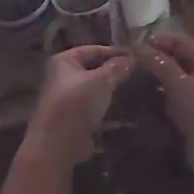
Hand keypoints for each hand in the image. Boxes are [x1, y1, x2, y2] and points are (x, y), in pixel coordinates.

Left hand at [25, 46, 133, 163]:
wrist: (58, 143)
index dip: (112, 51)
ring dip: (109, 90)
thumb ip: (116, 68)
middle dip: (112, 71)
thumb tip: (130, 58)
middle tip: (135, 72)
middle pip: (91, 69)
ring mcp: (66, 99)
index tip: (133, 55)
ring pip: (93, 89)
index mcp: (64, 62)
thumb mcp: (101, 80)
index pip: (91, 50)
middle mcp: (62, 77)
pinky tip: (122, 108)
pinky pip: (92, 107)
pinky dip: (105, 107)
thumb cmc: (77, 103)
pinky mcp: (72, 118)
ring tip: (132, 89)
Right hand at [137, 33, 193, 171]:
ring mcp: (193, 98)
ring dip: (150, 81)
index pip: (180, 42)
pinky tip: (134, 101)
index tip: (133, 46)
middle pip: (173, 61)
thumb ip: (161, 65)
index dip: (158, 40)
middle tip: (124, 65)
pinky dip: (152, 100)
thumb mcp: (182, 87)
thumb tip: (138, 46)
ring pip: (168, 82)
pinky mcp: (185, 117)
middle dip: (151, 61)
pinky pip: (166, 102)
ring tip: (125, 81)